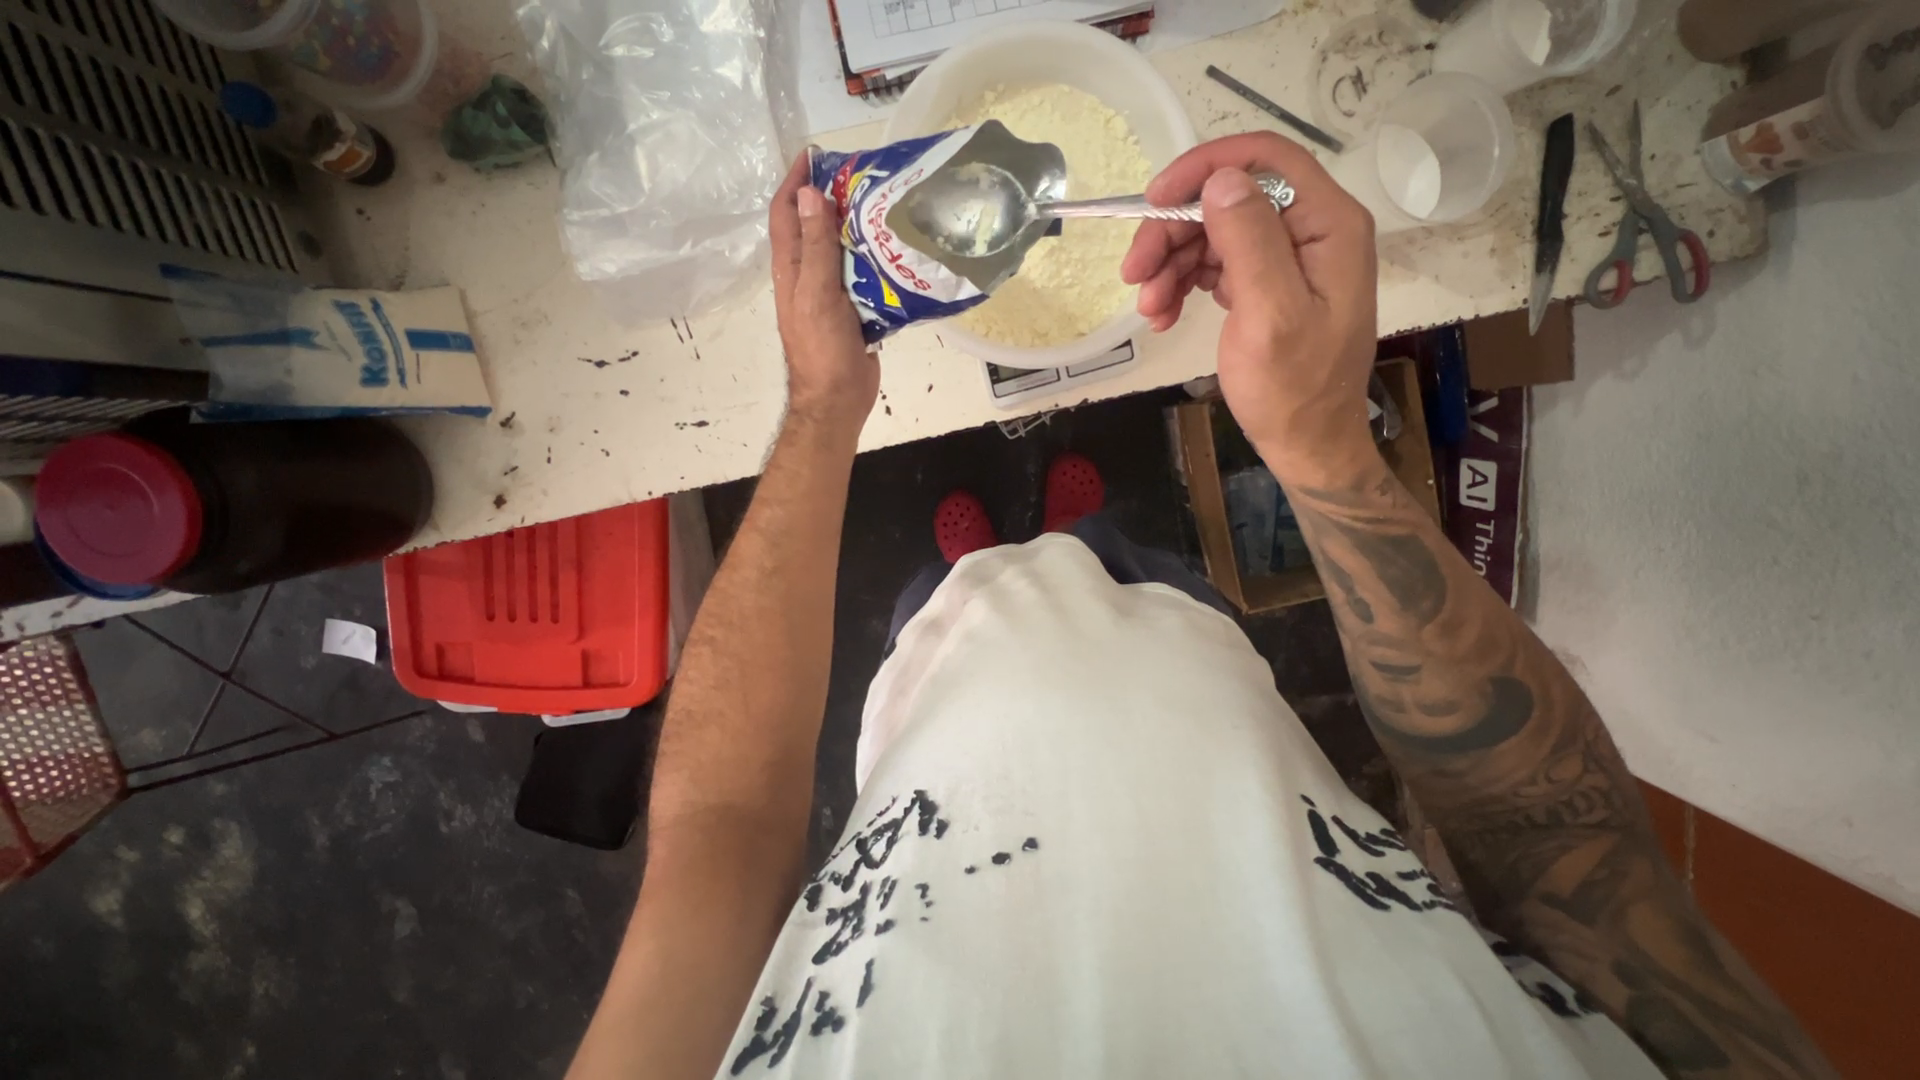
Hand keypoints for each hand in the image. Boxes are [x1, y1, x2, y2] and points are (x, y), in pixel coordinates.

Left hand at [771, 152, 878, 432]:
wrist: (837, 399)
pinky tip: (895, 248)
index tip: (815, 154)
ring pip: (840, 250)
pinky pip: (861, 275)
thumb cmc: (822, 349)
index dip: (795, 182)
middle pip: (813, 226)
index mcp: (791, 270)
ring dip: (856, 226)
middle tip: (862, 175)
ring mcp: (829, 294)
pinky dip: (874, 258)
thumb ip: (815, 246)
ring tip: (884, 202)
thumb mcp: (817, 293)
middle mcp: (806, 276)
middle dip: (831, 197)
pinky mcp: (853, 310)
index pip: (785, 214)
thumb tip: (808, 193)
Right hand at [1121, 133, 1379, 485]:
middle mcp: (1310, 229)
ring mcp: (1286, 256)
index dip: (1204, 169)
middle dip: (1174, 231)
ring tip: (1150, 309)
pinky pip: (1214, 264)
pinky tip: (1164, 315)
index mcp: (1327, 224)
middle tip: (1134, 275)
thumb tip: (1220, 180)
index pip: (1265, 160)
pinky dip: (1182, 284)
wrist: (1306, 442)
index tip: (1153, 201)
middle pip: (1228, 198)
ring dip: (1171, 264)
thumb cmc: (1293, 389)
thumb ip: (1251, 242)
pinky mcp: (1265, 282)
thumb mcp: (1271, 316)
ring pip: (1213, 232)